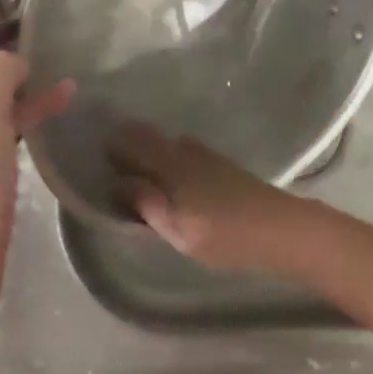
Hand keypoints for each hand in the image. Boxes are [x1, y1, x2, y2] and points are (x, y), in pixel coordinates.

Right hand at [108, 122, 321, 272]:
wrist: (280, 227)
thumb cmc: (225, 236)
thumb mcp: (180, 231)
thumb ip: (149, 206)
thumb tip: (119, 184)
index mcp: (171, 167)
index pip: (132, 144)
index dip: (112, 145)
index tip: (92, 150)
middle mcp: (185, 152)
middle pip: (149, 137)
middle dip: (127, 141)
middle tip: (108, 154)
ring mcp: (205, 155)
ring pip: (167, 142)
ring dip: (148, 147)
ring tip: (134, 163)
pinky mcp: (220, 164)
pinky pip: (182, 149)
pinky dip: (167, 153)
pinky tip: (169, 171)